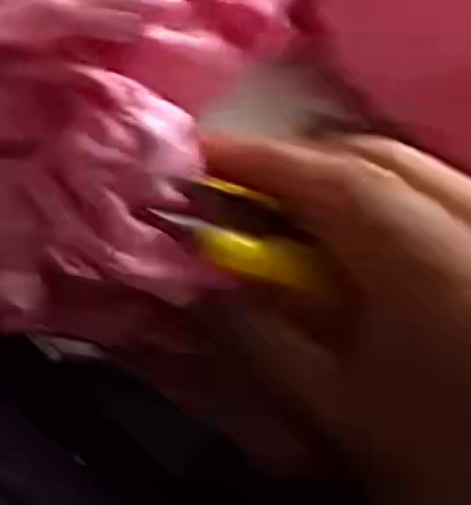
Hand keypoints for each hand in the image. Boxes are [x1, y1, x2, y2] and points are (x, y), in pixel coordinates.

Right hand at [204, 132, 470, 504]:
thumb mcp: (327, 404)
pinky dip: (393, 208)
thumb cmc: (443, 459)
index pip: (330, 176)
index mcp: (444, 270)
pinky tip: (360, 248)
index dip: (243, 154)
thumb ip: (242, 322)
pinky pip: (454, 210)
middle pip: (382, 162)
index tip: (171, 157)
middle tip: (222, 185)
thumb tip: (180, 260)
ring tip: (285, 214)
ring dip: (341, 182)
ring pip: (426, 179)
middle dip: (288, 162)